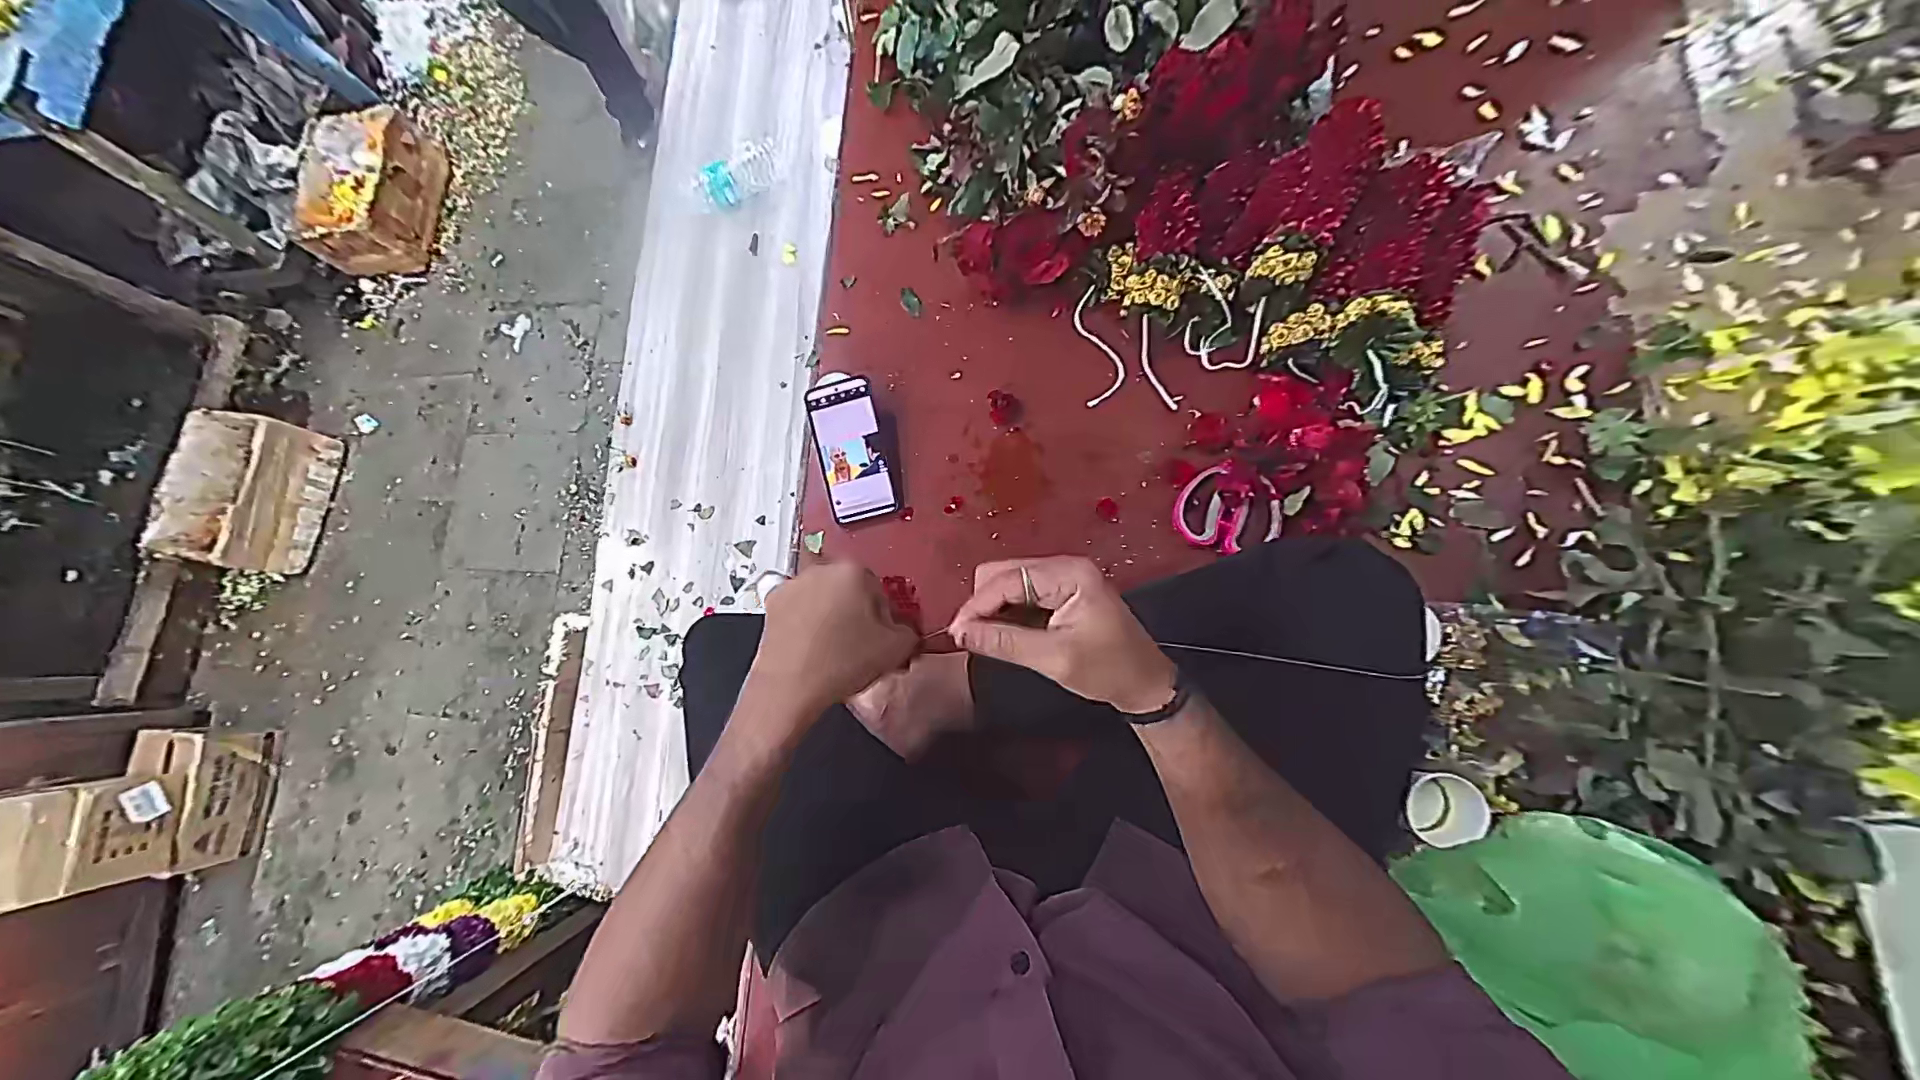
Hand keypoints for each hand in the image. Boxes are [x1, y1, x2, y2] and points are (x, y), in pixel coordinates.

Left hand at [747, 562, 917, 714]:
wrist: (790, 687)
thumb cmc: (838, 664)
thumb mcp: (895, 650)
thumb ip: (909, 633)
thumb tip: (905, 632)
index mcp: (854, 572)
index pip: (879, 590)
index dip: (883, 616)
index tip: (881, 635)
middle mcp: (822, 571)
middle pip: (850, 588)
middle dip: (857, 611)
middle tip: (860, 640)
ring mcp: (794, 585)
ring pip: (824, 595)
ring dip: (832, 613)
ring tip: (835, 646)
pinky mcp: (773, 603)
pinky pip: (800, 607)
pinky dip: (807, 621)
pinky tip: (814, 646)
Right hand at [947, 556, 1176, 714]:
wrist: (1145, 683)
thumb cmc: (1108, 670)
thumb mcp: (1054, 659)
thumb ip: (1004, 642)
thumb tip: (960, 633)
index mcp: (1069, 573)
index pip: (1008, 579)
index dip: (976, 605)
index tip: (956, 633)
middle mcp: (1064, 566)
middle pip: (1004, 572)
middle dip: (981, 603)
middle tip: (968, 637)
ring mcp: (1062, 577)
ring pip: (1008, 582)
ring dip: (991, 608)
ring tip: (982, 638)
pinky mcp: (1060, 591)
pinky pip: (1020, 593)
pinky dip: (1005, 611)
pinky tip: (1000, 633)